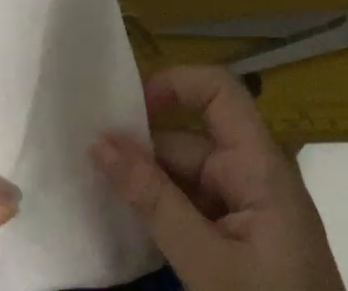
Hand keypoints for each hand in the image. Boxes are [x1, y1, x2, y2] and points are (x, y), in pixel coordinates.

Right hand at [91, 66, 342, 290]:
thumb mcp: (207, 262)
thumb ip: (153, 202)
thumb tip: (99, 141)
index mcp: (259, 166)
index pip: (218, 91)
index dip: (173, 85)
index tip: (126, 112)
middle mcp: (252, 175)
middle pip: (186, 139)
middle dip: (139, 151)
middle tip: (87, 166)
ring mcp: (245, 208)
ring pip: (181, 175)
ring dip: (144, 185)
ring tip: (96, 194)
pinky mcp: (238, 237)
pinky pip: (189, 206)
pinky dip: (158, 211)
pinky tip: (126, 222)